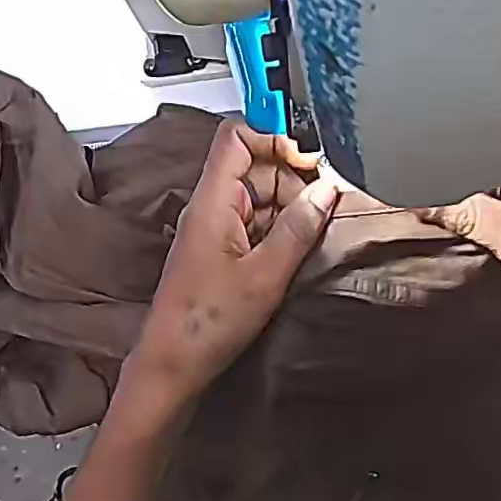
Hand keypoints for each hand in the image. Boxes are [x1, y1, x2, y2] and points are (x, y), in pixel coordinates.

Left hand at [121, 120, 340, 412]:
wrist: (174, 363)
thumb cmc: (207, 323)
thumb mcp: (266, 274)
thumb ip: (299, 228)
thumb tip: (326, 191)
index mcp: (213, 202)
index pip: (237, 137)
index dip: (274, 138)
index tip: (310, 162)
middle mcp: (211, 208)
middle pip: (255, 167)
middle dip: (292, 181)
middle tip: (322, 208)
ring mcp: (215, 229)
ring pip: (258, 198)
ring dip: (288, 209)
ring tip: (311, 236)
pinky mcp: (221, 251)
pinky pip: (254, 224)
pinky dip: (278, 231)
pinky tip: (293, 253)